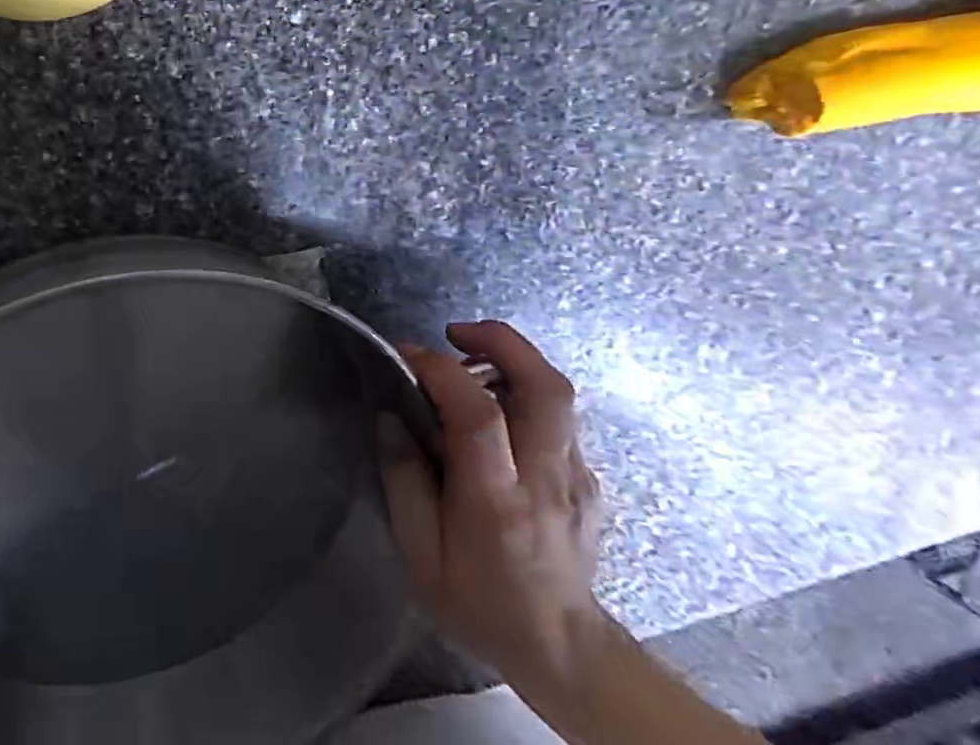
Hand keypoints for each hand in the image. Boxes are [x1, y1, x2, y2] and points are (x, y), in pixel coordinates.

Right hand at [378, 321, 604, 688]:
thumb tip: (391, 420)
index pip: (479, 415)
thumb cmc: (479, 602)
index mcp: (497, 499)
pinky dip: (523, 396)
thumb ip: (403, 481)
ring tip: (468, 366)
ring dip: (512, 363)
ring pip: (558, 395)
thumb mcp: (420, 553)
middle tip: (457, 332)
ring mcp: (577, 477)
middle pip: (545, 386)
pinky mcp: (588, 480)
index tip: (409, 355)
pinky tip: (494, 414)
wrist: (561, 647)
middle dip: (502, 342)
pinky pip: (558, 419)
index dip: (442, 372)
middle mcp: (547, 478)